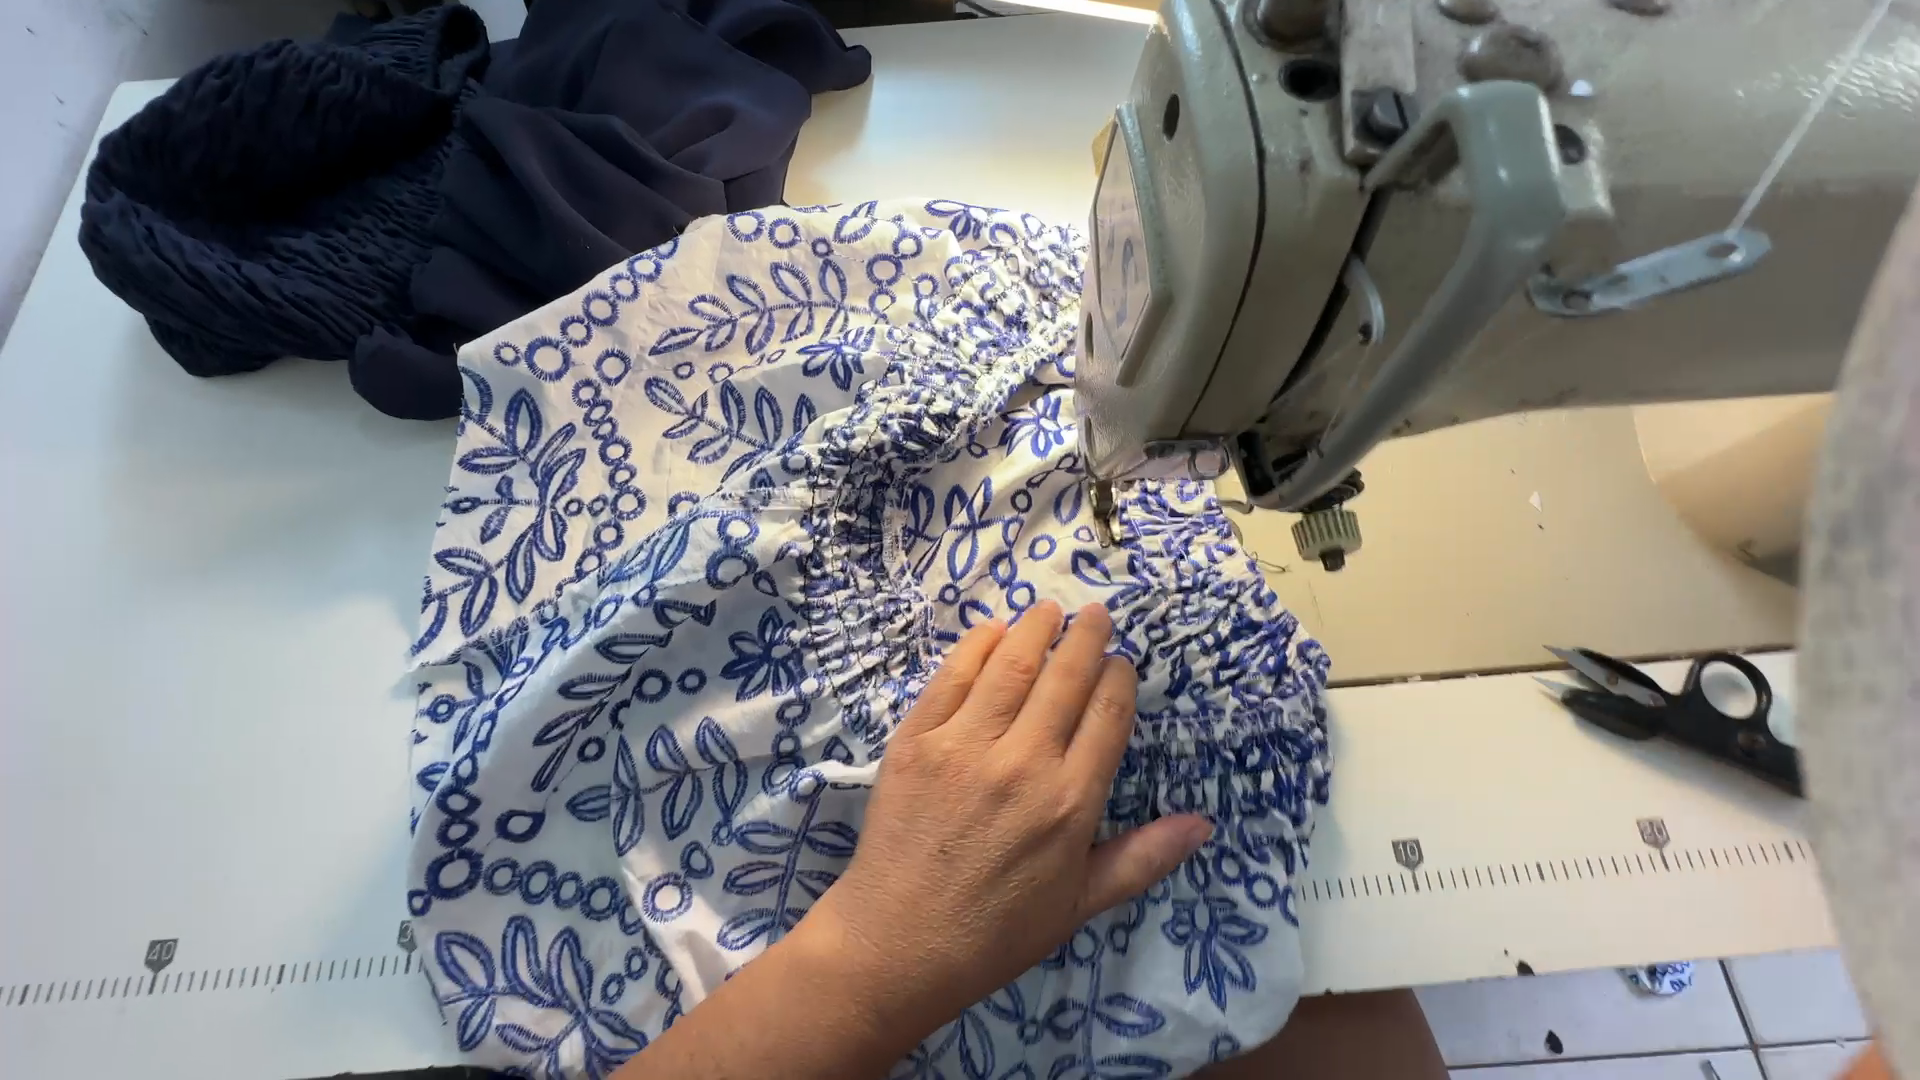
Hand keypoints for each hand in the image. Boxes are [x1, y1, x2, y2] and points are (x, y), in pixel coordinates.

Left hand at [797, 600, 1212, 1040]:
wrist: (898, 942)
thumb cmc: (996, 930)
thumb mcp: (1079, 904)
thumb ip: (1143, 858)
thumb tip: (1203, 823)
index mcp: (1070, 802)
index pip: (1107, 714)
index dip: (1118, 677)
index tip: (1121, 662)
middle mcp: (1023, 761)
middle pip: (1065, 677)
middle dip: (1086, 637)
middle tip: (1095, 613)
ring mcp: (964, 744)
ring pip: (1012, 664)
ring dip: (1036, 628)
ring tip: (1049, 609)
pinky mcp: (917, 738)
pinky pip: (953, 677)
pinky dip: (977, 646)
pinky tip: (993, 630)